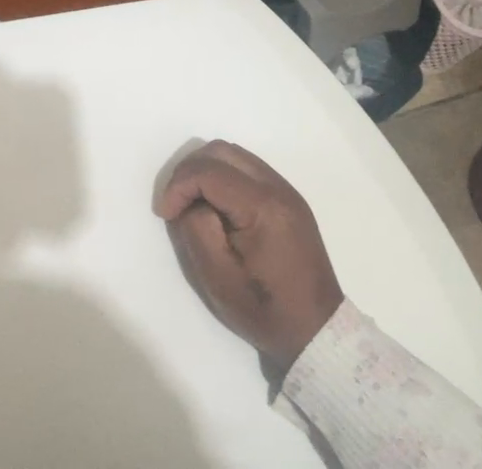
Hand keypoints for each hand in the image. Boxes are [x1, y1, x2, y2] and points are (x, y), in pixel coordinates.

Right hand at [154, 140, 343, 377]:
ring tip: (192, 205)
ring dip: (205, 171)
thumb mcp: (218, 278)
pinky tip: (216, 208)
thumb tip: (190, 203)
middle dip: (188, 172)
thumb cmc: (265, 309)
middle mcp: (279, 189)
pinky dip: (222, 177)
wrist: (316, 330)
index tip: (164, 215)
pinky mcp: (288, 200)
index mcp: (264, 208)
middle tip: (175, 205)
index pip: (208, 171)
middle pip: (220, 150)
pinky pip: (247, 169)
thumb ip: (197, 229)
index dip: (177, 186)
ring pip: (233, 155)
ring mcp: (287, 192)